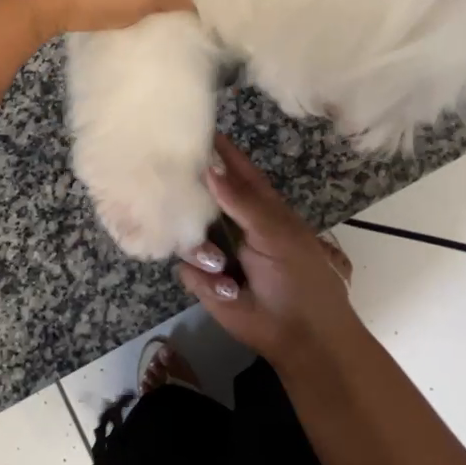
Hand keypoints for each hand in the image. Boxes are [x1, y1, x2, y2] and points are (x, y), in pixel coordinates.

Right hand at [178, 134, 358, 367]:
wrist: (301, 337)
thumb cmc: (300, 278)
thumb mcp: (277, 234)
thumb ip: (243, 201)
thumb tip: (210, 168)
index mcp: (257, 205)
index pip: (234, 168)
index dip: (217, 149)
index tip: (191, 127)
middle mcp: (230, 221)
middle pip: (199, 195)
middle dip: (184, 191)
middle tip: (164, 181)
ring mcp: (213, 249)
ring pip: (185, 230)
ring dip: (201, 246)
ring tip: (221, 264)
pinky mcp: (201, 278)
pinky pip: (185, 266)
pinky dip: (205, 277)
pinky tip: (227, 287)